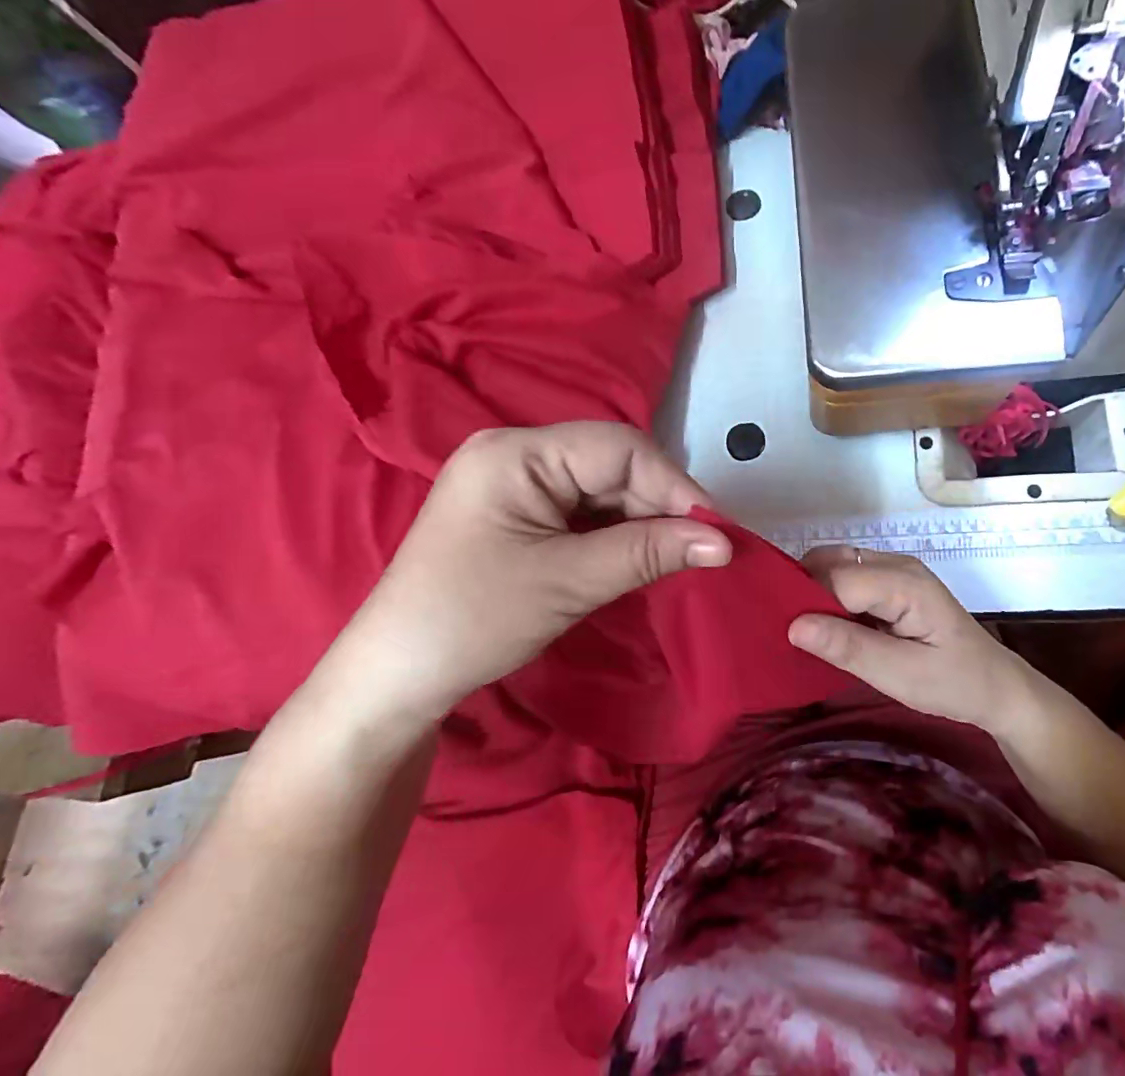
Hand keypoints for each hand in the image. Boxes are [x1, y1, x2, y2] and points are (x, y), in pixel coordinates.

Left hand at [320, 423, 731, 721]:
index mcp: (516, 453)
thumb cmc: (473, 620)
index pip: (619, 448)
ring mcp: (517, 486)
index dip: (674, 486)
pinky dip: (618, 536)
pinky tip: (640, 560)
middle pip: (613, 466)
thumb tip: (724, 542)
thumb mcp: (568, 583)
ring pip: (604, 491)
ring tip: (677, 559)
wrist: (399, 675)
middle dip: (660, 507)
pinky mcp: (521, 516)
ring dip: (643, 524)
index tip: (716, 533)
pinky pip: (585, 514)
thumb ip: (648, 553)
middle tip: (701, 552)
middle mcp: (517, 455)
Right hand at [787, 547, 1055, 734]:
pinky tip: (824, 629)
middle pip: (830, 563)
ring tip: (803, 633)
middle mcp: (896, 565)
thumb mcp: (902, 675)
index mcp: (904, 583)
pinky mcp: (891, 586)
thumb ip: (849, 648)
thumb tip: (794, 626)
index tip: (785, 636)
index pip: (835, 579)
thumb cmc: (956, 684)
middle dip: (803, 592)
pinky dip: (827, 600)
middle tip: (788, 634)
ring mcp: (894, 572)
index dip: (806, 604)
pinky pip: (846, 580)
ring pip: (834, 568)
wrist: (997, 689)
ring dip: (813, 595)